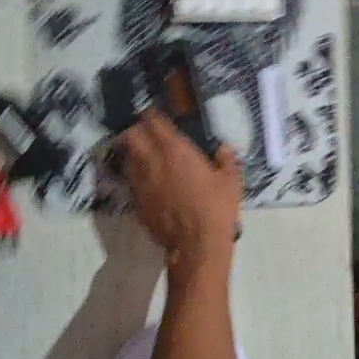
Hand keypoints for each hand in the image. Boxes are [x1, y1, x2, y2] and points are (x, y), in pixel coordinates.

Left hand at [119, 111, 242, 262]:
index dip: (153, 114)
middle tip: (147, 132)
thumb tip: (224, 148)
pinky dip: (135, 175)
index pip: (154, 122)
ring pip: (127, 157)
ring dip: (133, 152)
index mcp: (176, 151)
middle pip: (131, 136)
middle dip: (137, 130)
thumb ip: (227, 160)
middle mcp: (152, 162)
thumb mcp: (231, 181)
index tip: (156, 113)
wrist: (196, 245)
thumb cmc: (216, 209)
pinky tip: (147, 179)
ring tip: (144, 154)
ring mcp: (140, 183)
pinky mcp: (136, 202)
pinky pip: (130, 180)